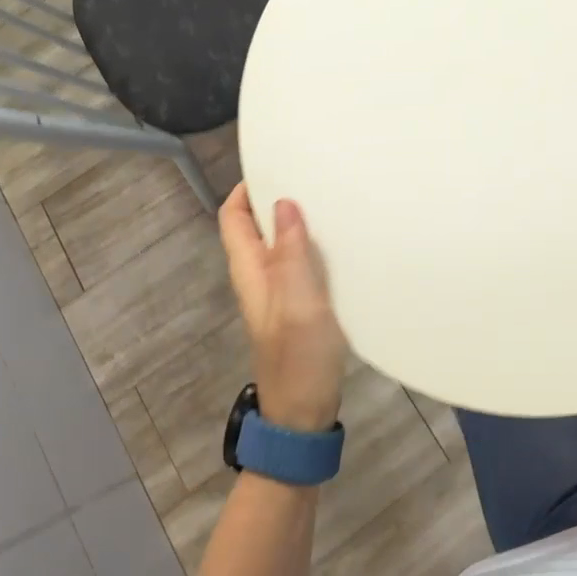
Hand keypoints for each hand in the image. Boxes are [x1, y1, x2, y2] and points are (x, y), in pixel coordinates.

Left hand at [218, 183, 347, 432]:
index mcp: (250, 270)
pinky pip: (302, 263)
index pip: (233, 216)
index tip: (276, 162)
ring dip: (299, 220)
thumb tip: (283, 202)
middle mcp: (259, 276)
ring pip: (282, 243)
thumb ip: (290, 253)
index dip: (246, 187)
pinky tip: (342, 240)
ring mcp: (280, 293)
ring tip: (332, 197)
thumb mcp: (298, 303)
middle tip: (314, 173)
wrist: (303, 415)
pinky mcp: (300, 307)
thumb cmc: (298, 359)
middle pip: (258, 225)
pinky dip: (315, 245)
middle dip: (278, 196)